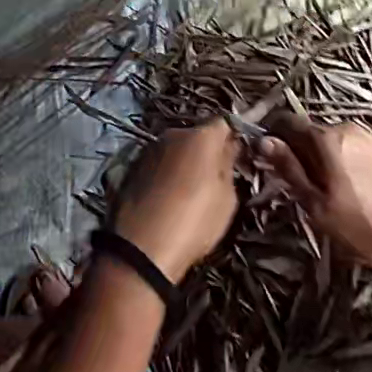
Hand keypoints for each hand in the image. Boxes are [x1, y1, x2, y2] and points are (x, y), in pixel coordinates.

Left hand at [111, 119, 240, 280]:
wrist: (141, 248)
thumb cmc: (194, 221)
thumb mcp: (226, 199)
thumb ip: (228, 166)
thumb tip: (229, 148)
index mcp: (201, 136)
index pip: (225, 123)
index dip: (233, 136)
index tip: (239, 154)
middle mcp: (174, 134)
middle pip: (198, 135)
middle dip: (208, 150)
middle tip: (217, 176)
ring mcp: (150, 149)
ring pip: (177, 149)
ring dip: (185, 162)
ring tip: (190, 191)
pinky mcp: (133, 166)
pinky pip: (159, 163)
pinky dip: (167, 173)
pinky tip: (169, 197)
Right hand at [257, 111, 371, 268]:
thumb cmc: (366, 225)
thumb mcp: (318, 205)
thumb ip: (290, 171)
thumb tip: (265, 142)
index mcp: (327, 138)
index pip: (288, 123)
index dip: (274, 139)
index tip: (270, 160)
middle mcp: (349, 129)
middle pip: (313, 134)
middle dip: (303, 155)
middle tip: (303, 190)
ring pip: (337, 144)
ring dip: (327, 162)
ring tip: (333, 196)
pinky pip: (358, 152)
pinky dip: (350, 166)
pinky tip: (359, 194)